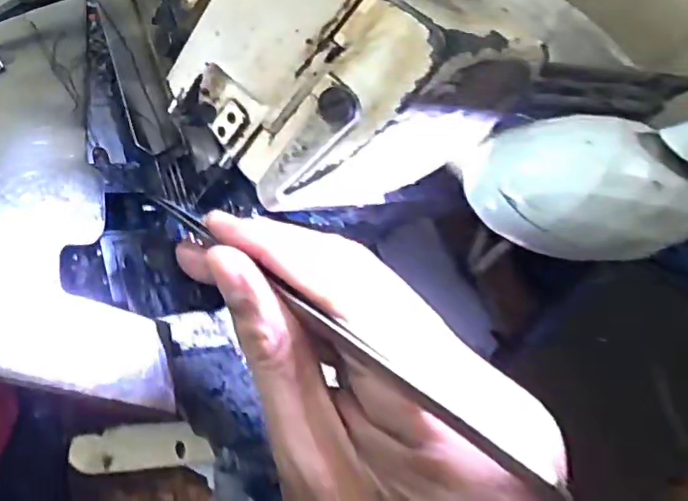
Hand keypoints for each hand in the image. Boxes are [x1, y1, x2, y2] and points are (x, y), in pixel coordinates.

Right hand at [176, 214, 565, 499]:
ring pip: (364, 283)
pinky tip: (273, 284)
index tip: (215, 231)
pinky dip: (314, 290)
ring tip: (228, 257)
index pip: (348, 295)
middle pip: (359, 278)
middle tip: (208, 243)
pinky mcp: (456, 369)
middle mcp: (479, 381)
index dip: (275, 250)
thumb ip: (271, 353)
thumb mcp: (307, 456)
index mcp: (452, 414)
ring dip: (288, 264)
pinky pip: (373, 306)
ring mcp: (473, 372)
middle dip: (273, 251)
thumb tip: (228, 266)